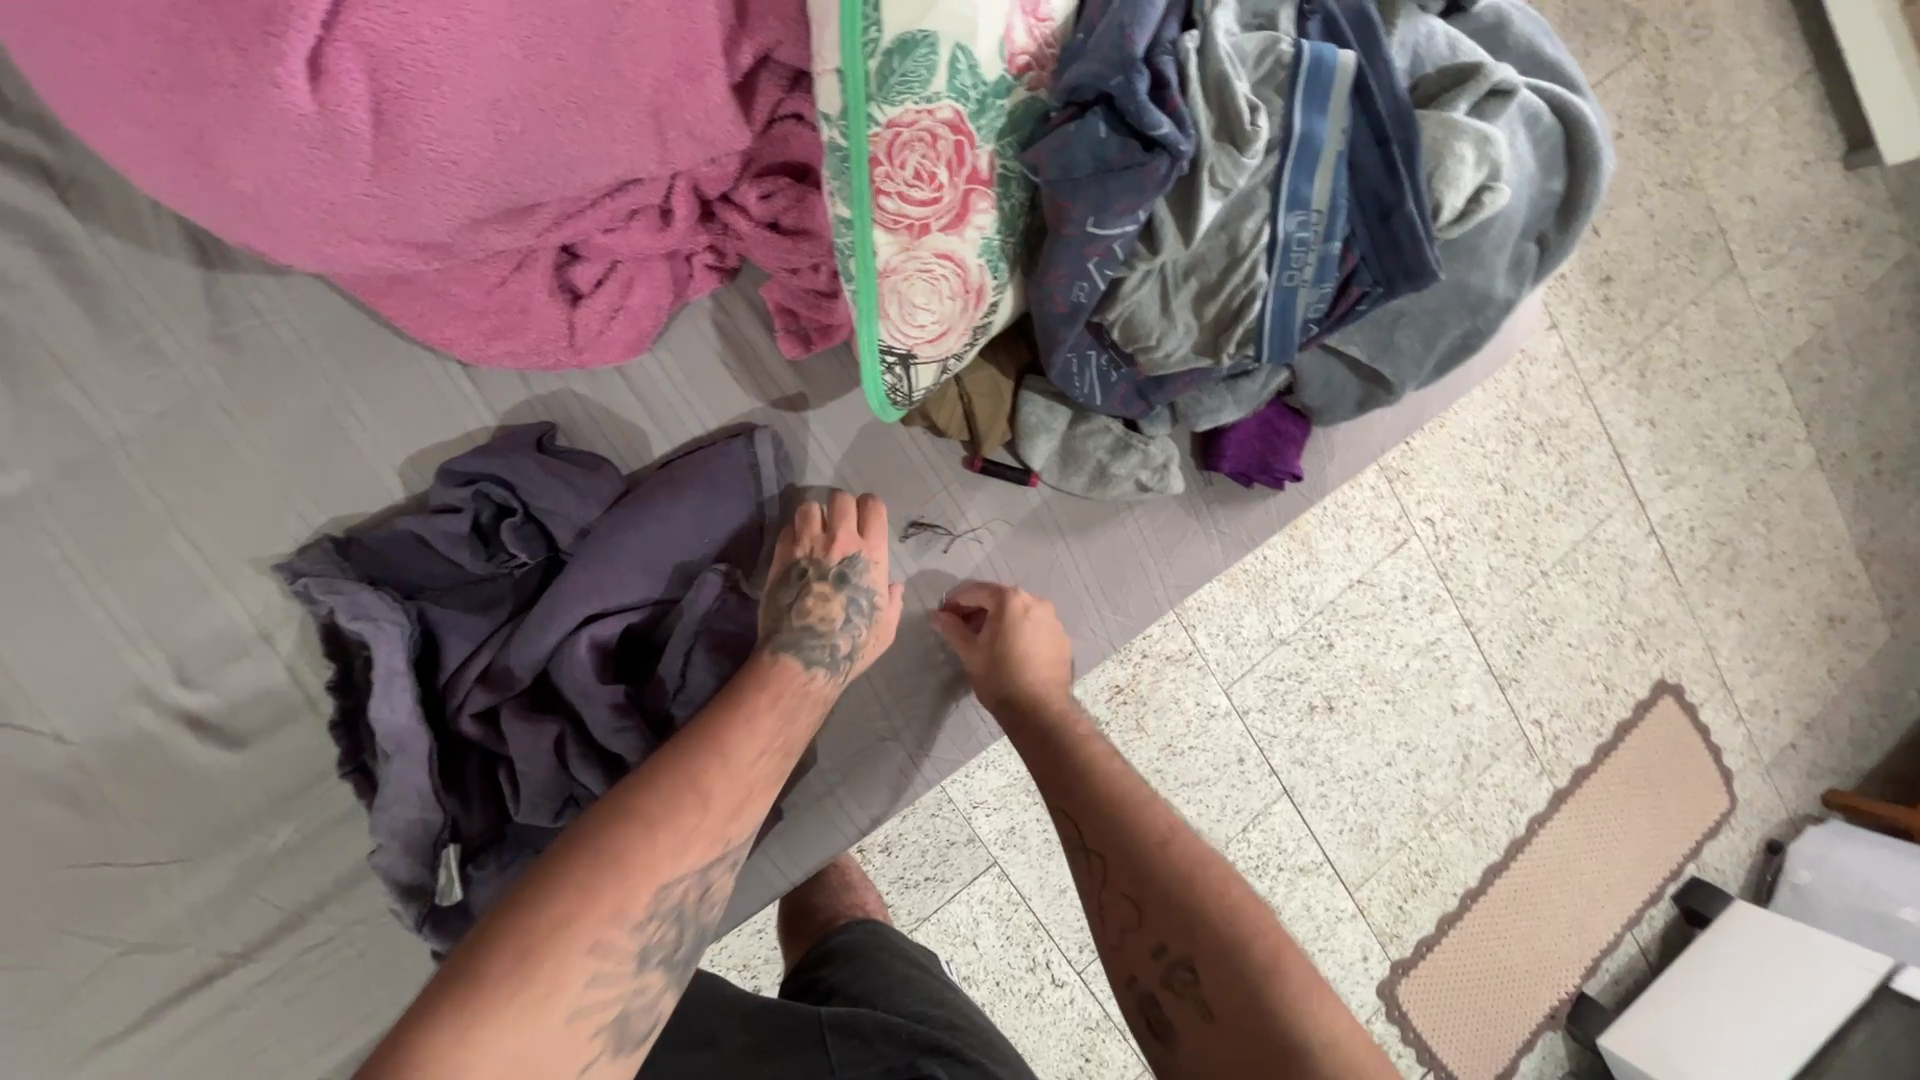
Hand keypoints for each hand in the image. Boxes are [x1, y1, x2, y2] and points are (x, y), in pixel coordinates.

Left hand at [758, 491, 904, 689]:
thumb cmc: (851, 646)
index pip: (873, 506)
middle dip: (841, 506)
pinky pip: (787, 528)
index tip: (865, 521)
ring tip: (813, 533)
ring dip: (813, 516)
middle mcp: (840, 541)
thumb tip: (894, 588)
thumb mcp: (885, 629)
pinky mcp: (781, 556)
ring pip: (809, 506)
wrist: (804, 657)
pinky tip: (795, 551)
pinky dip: (792, 534)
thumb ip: (892, 603)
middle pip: (840, 498)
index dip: (869, 508)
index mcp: (871, 554)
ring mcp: (807, 545)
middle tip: (838, 525)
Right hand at [931, 581, 1073, 717]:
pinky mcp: (1062, 638)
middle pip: (999, 599)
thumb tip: (936, 615)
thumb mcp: (969, 652)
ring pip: (1018, 612)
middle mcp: (1035, 601)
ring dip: (999, 620)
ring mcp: (1053, 619)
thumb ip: (951, 628)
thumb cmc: (999, 677)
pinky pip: (1034, 626)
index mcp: (1010, 599)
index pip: (976, 591)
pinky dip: (1019, 631)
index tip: (943, 616)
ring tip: (985, 640)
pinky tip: (1010, 650)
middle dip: (978, 610)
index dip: (955, 602)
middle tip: (961, 628)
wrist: (1040, 710)